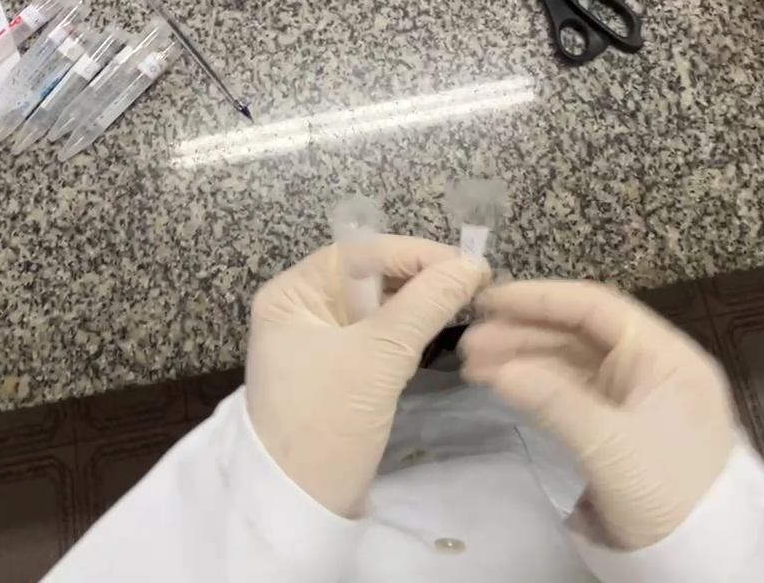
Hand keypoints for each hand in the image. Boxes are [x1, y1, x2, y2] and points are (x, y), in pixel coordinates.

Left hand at [245, 237, 490, 517]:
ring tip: (462, 298)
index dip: (413, 253)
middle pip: (367, 275)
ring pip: (375, 305)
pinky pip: (374, 334)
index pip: (358, 252)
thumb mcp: (379, 356)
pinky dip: (404, 329)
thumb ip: (425, 304)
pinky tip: (435, 326)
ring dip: (415, 302)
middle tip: (472, 282)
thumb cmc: (328, 421)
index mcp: (292, 292)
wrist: (300, 511)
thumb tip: (470, 264)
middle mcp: (299, 307)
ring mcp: (316, 339)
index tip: (466, 262)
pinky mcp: (335, 369)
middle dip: (418, 276)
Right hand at [459, 280, 738, 549]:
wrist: (709, 568)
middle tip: (471, 342)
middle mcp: (649, 365)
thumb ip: (553, 400)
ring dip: (521, 358)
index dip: (540, 298)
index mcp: (664, 355)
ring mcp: (632, 394)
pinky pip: (568, 389)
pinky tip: (498, 382)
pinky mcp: (617, 422)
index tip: (492, 300)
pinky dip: (534, 384)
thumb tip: (497, 369)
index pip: (595, 306)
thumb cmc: (670, 495)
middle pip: (576, 331)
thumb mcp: (611, 447)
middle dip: (522, 333)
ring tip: (471, 364)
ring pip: (567, 359)